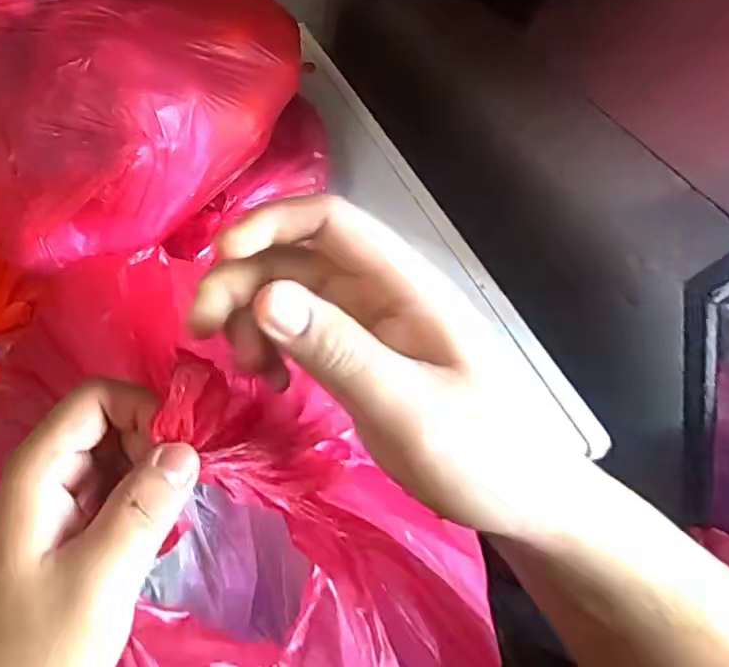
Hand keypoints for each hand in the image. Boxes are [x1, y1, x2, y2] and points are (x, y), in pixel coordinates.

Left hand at [0, 381, 200, 666]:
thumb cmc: (40, 648)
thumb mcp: (97, 582)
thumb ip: (141, 511)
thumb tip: (185, 448)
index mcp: (38, 466)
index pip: (93, 399)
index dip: (140, 408)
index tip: (186, 447)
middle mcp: (46, 470)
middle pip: (105, 422)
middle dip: (151, 440)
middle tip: (192, 482)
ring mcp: (58, 499)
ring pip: (113, 456)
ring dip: (151, 471)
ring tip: (184, 504)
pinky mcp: (72, 529)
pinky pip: (113, 491)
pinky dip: (142, 499)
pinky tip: (165, 525)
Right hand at [188, 195, 590, 540]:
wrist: (528, 509)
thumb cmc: (486, 457)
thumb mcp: (410, 409)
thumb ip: (337, 350)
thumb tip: (263, 297)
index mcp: (401, 281)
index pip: (327, 219)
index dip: (268, 223)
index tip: (221, 256)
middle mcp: (372, 288)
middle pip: (287, 254)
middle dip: (236, 282)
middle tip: (199, 327)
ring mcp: (357, 317)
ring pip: (277, 288)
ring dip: (243, 316)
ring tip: (242, 367)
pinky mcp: (344, 346)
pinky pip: (286, 326)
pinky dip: (262, 342)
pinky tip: (265, 379)